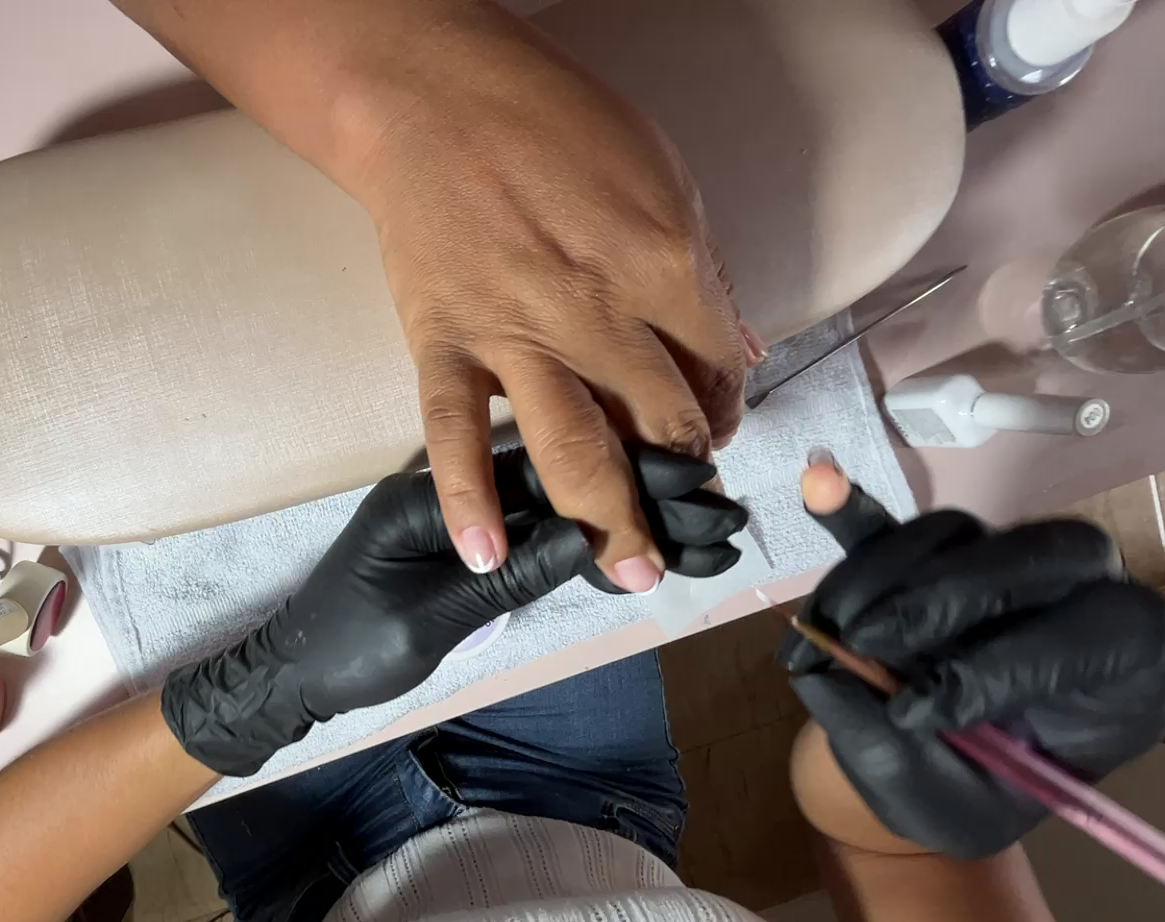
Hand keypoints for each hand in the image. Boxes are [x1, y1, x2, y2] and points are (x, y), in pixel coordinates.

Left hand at [163, 446, 746, 775]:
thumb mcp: (429, 618)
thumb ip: (508, 576)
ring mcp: (450, 513)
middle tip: (707, 501)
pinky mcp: (455, 540)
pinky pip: (523, 529)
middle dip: (625, 488)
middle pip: (547, 478)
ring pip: (542, 501)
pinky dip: (571, 535)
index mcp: (428, 495)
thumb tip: (594, 538)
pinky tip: (622, 535)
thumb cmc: (350, 649)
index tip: (685, 482)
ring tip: (686, 518)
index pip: (534, 476)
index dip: (611, 480)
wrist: (296, 675)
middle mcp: (442, 488)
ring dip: (607, 508)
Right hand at [345, 7, 763, 592]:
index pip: (716, 367)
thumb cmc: (552, 124)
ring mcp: (515, 340)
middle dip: (682, 479)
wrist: (436, 105)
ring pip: (572, 450)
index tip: (712, 433)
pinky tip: (484, 557)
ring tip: (631, 574)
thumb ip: (698, 269)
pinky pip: (456, 436)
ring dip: (610, 519)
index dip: (724, 412)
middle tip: (686, 517)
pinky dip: (467, 499)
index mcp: (663, 263)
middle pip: (658, 423)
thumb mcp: (659, 175)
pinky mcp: (446, 348)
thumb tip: (729, 344)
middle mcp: (597, 316)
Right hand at [782, 462, 1164, 857]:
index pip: (1114, 630)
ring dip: (878, 573)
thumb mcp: (939, 806)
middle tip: (866, 643)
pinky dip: (851, 510)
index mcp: (1119, 679)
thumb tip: (824, 673)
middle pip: (1043, 553)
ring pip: (951, 532)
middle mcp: (1070, 603)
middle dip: (946, 596)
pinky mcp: (920, 559)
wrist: (921, 769)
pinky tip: (817, 486)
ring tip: (828, 629)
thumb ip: (887, 748)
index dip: (1016, 661)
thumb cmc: (956, 794)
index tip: (920, 711)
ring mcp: (992, 568)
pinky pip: (889, 525)